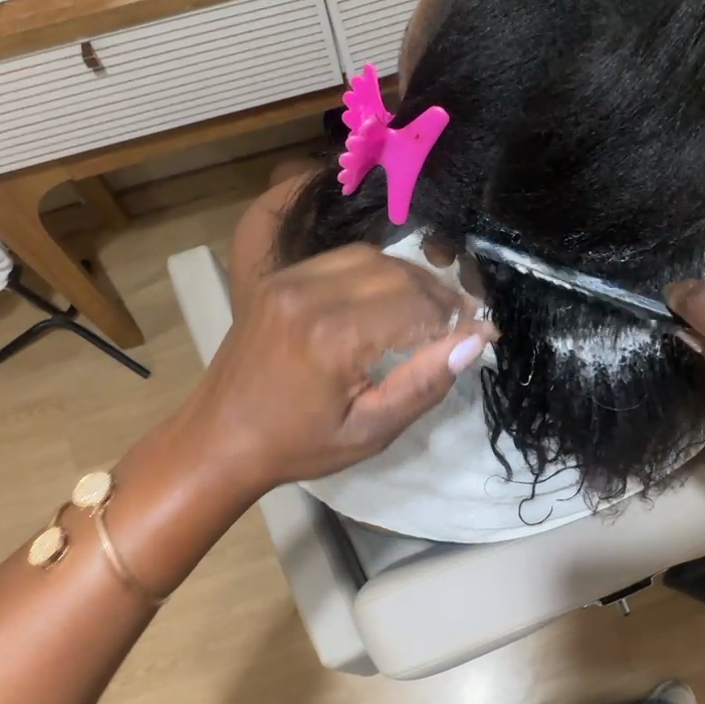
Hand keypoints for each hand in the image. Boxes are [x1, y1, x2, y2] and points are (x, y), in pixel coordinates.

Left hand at [177, 244, 494, 495]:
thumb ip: (423, 384)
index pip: (415, 305)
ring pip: (371, 257)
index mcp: (333, 336)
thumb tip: (472, 342)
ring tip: (434, 310)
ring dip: (410, 279)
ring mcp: (289, 280)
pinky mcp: (279, 278)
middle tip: (464, 323)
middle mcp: (310, 293)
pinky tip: (393, 297)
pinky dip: (377, 272)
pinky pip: (342, 259)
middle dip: (438, 295)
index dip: (456, 317)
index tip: (483, 334)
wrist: (221, 437)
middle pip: (397, 272)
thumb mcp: (370, 431)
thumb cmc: (298, 446)